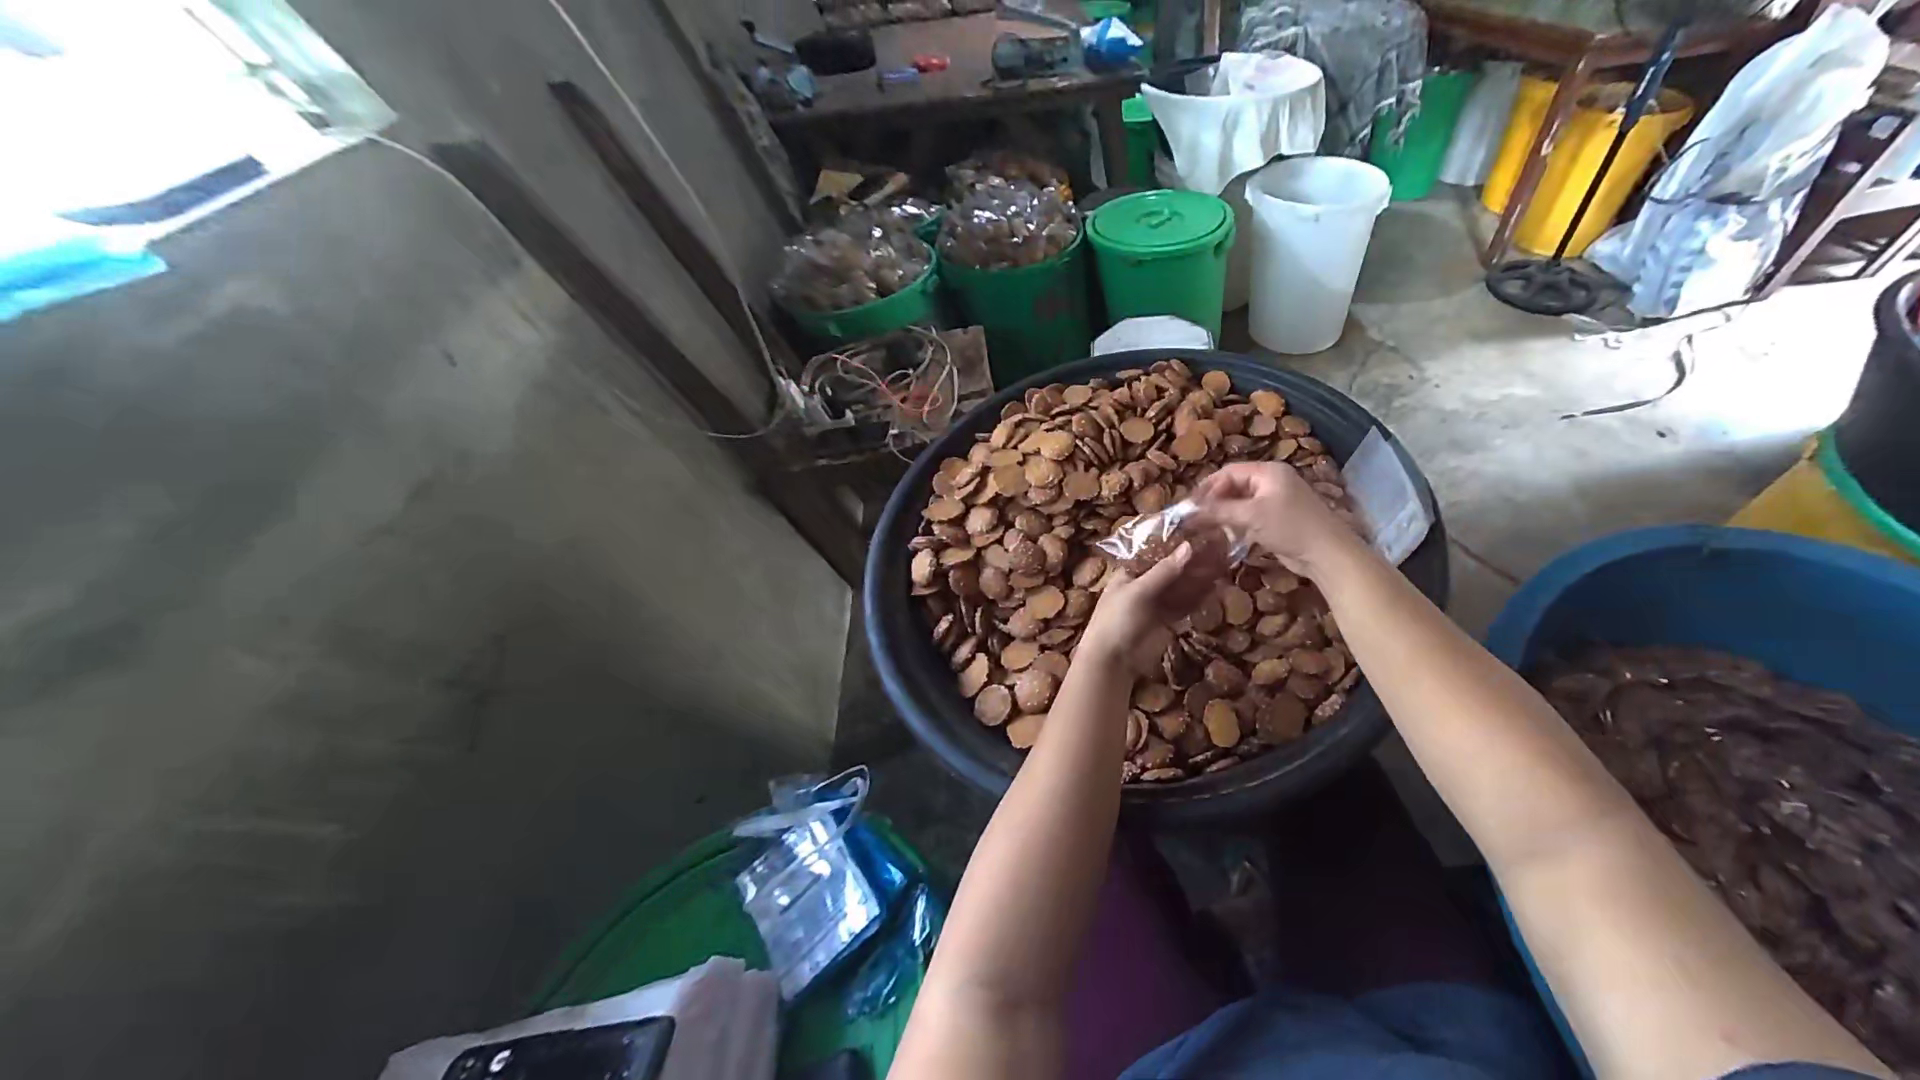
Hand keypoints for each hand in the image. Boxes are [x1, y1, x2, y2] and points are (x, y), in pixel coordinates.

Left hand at [1079, 540, 1226, 670]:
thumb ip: (1164, 571)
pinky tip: (1217, 588)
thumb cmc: (1117, 620)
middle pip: (1172, 568)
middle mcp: (1144, 584)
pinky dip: (1200, 597)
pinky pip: (1186, 604)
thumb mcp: (1138, 591)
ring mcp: (1156, 602)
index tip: (1199, 530)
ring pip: (1181, 586)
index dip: (1174, 542)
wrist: (1113, 661)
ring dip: (1199, 577)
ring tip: (1223, 563)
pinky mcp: (1167, 620)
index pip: (1155, 551)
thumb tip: (1189, 546)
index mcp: (1130, 572)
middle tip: (1218, 546)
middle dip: (1192, 560)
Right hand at [1193, 462, 1358, 574]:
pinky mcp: (1277, 519)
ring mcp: (1276, 501)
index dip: (1207, 488)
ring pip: (1240, 503)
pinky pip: (1250, 516)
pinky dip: (1236, 524)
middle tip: (1194, 518)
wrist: (1327, 554)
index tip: (1189, 506)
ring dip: (1223, 514)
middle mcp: (1272, 481)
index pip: (1228, 472)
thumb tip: (1187, 512)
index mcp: (1268, 471)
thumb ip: (1217, 511)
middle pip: (1233, 486)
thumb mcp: (1250, 516)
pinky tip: (1225, 536)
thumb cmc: (1289, 527)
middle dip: (1213, 501)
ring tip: (1206, 528)